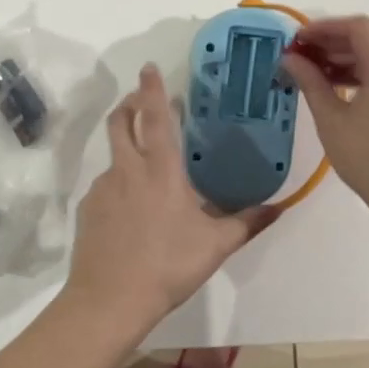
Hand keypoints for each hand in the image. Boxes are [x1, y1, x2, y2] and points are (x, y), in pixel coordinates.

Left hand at [63, 65, 276, 336]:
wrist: (109, 299)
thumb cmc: (168, 265)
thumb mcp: (216, 245)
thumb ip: (247, 223)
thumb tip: (280, 207)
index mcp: (160, 169)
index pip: (153, 116)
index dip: (151, 89)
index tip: (148, 67)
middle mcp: (127, 169)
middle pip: (120, 122)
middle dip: (129, 104)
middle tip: (141, 99)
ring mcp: (102, 188)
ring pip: (113, 155)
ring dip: (125, 145)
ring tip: (145, 164)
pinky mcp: (88, 209)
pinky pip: (105, 185)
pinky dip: (118, 182)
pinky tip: (131, 209)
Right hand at [282, 17, 368, 228]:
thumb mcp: (331, 119)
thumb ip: (310, 81)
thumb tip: (290, 58)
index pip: (356, 28)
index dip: (323, 27)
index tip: (296, 39)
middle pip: (366, 40)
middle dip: (330, 43)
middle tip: (297, 55)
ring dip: (343, 59)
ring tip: (309, 72)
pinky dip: (359, 74)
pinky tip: (333, 87)